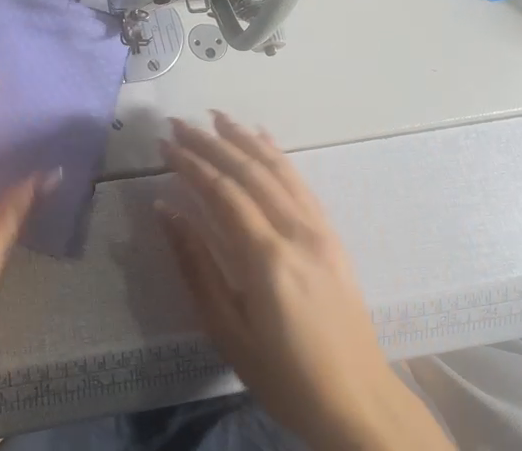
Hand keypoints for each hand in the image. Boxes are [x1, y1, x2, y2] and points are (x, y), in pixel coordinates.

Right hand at [158, 113, 450, 450]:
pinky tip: (263, 141)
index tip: (163, 145)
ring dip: (245, 140)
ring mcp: (320, 232)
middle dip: (211, 143)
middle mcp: (296, 232)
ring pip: (278, 170)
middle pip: (249, 172)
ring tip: (217, 118)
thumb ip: (196, 264)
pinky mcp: (333, 238)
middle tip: (178, 123)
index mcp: (266, 257)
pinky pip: (302, 184)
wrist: (358, 404)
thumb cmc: (284, 376)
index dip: (190, 164)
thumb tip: (166, 209)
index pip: (222, 192)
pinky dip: (279, 157)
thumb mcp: (227, 330)